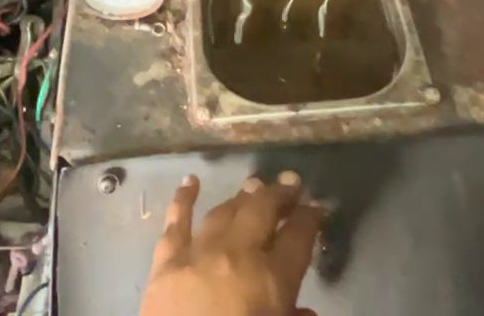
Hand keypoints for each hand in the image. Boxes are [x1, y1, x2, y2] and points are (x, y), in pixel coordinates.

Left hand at [137, 172, 325, 315]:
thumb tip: (306, 313)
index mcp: (271, 280)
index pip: (299, 237)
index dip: (311, 218)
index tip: (317, 206)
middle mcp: (238, 254)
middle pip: (262, 211)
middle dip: (279, 194)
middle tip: (290, 182)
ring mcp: (199, 253)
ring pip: (225, 211)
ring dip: (242, 197)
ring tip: (254, 184)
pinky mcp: (166, 262)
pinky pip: (176, 223)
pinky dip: (182, 199)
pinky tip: (190, 181)